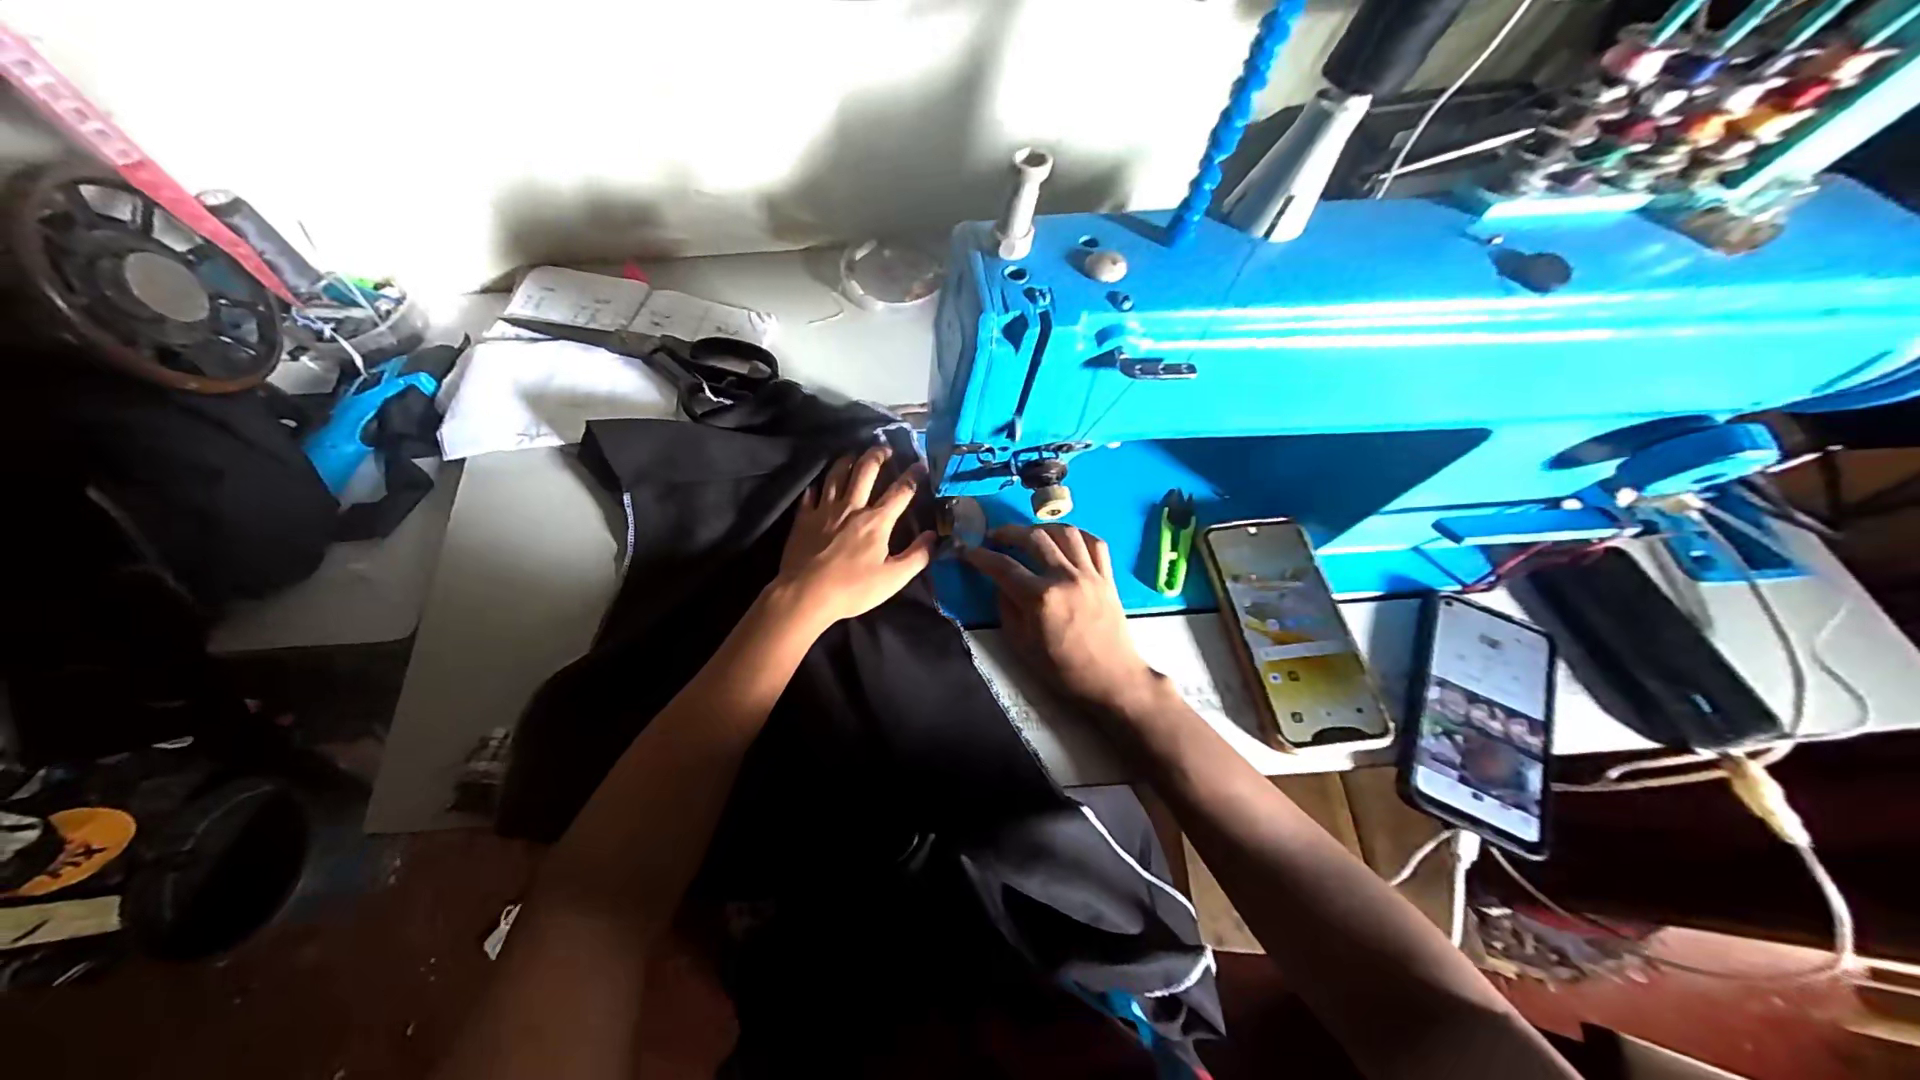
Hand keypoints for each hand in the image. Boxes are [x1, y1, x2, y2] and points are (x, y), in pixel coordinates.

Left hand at [775, 445, 934, 627]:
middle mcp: (852, 507)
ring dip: (847, 461)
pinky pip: (811, 493)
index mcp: (877, 521)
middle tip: (885, 448)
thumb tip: (934, 536)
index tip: (921, 464)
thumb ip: (917, 556)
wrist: (805, 594)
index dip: (913, 475)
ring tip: (854, 455)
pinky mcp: (803, 518)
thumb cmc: (853, 589)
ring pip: (836, 475)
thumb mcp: (893, 579)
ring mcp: (824, 510)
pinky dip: (817, 485)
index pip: (900, 491)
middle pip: (866, 471)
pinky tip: (819, 484)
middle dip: (877, 455)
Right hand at [962, 524, 1161, 716]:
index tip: (967, 550)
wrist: (1111, 679)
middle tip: (995, 536)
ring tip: (1029, 534)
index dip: (980, 556)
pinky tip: (1064, 540)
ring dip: (1042, 527)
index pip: (1003, 566)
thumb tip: (1001, 584)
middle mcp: (1065, 577)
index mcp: (1040, 598)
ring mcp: (1090, 574)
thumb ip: (1006, 609)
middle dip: (1008, 532)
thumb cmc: (1062, 669)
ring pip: (1065, 532)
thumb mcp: (1021, 645)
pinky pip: (1095, 543)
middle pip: (1033, 538)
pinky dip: (1077, 535)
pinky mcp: (1107, 577)